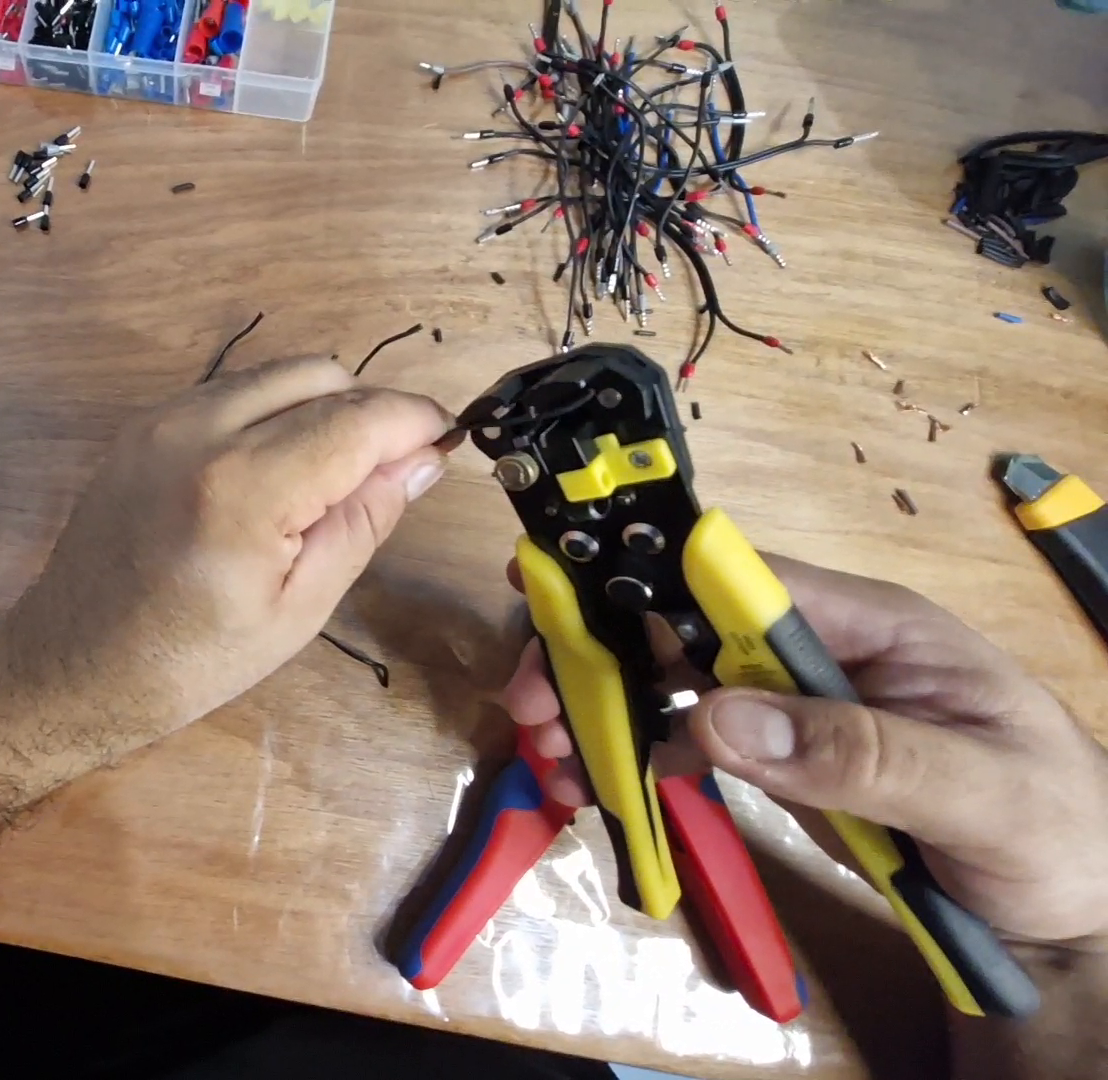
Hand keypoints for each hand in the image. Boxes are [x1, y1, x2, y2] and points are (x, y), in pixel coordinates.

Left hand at [6, 355, 455, 742]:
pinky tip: (266, 471)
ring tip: (320, 478)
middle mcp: (196, 430)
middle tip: (379, 473)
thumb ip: (363, 520)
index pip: (358, 417)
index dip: (414, 420)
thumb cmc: (190, 661)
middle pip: (320, 374)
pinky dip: (268, 413)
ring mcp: (160, 418)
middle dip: (368, 411)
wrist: (73, 660)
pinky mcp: (140, 423)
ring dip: (318, 407)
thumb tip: (422, 458)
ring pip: (274, 374)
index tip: (442, 442)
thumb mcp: (297, 609)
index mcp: (243, 490)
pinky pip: (228, 391)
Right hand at [502, 554, 1107, 944]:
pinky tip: (592, 784)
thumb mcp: (984, 797)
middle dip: (589, 659)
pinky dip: (621, 754)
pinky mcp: (755, 740)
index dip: (638, 576)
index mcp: (858, 623)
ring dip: (592, 710)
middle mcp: (798, 644)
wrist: (1066, 913)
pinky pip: (668, 731)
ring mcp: (771, 693)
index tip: (551, 593)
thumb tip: (715, 718)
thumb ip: (859, 753)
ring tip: (554, 759)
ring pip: (652, 677)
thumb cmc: (1057, 839)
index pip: (730, 579)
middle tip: (529, 706)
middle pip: (667, 625)